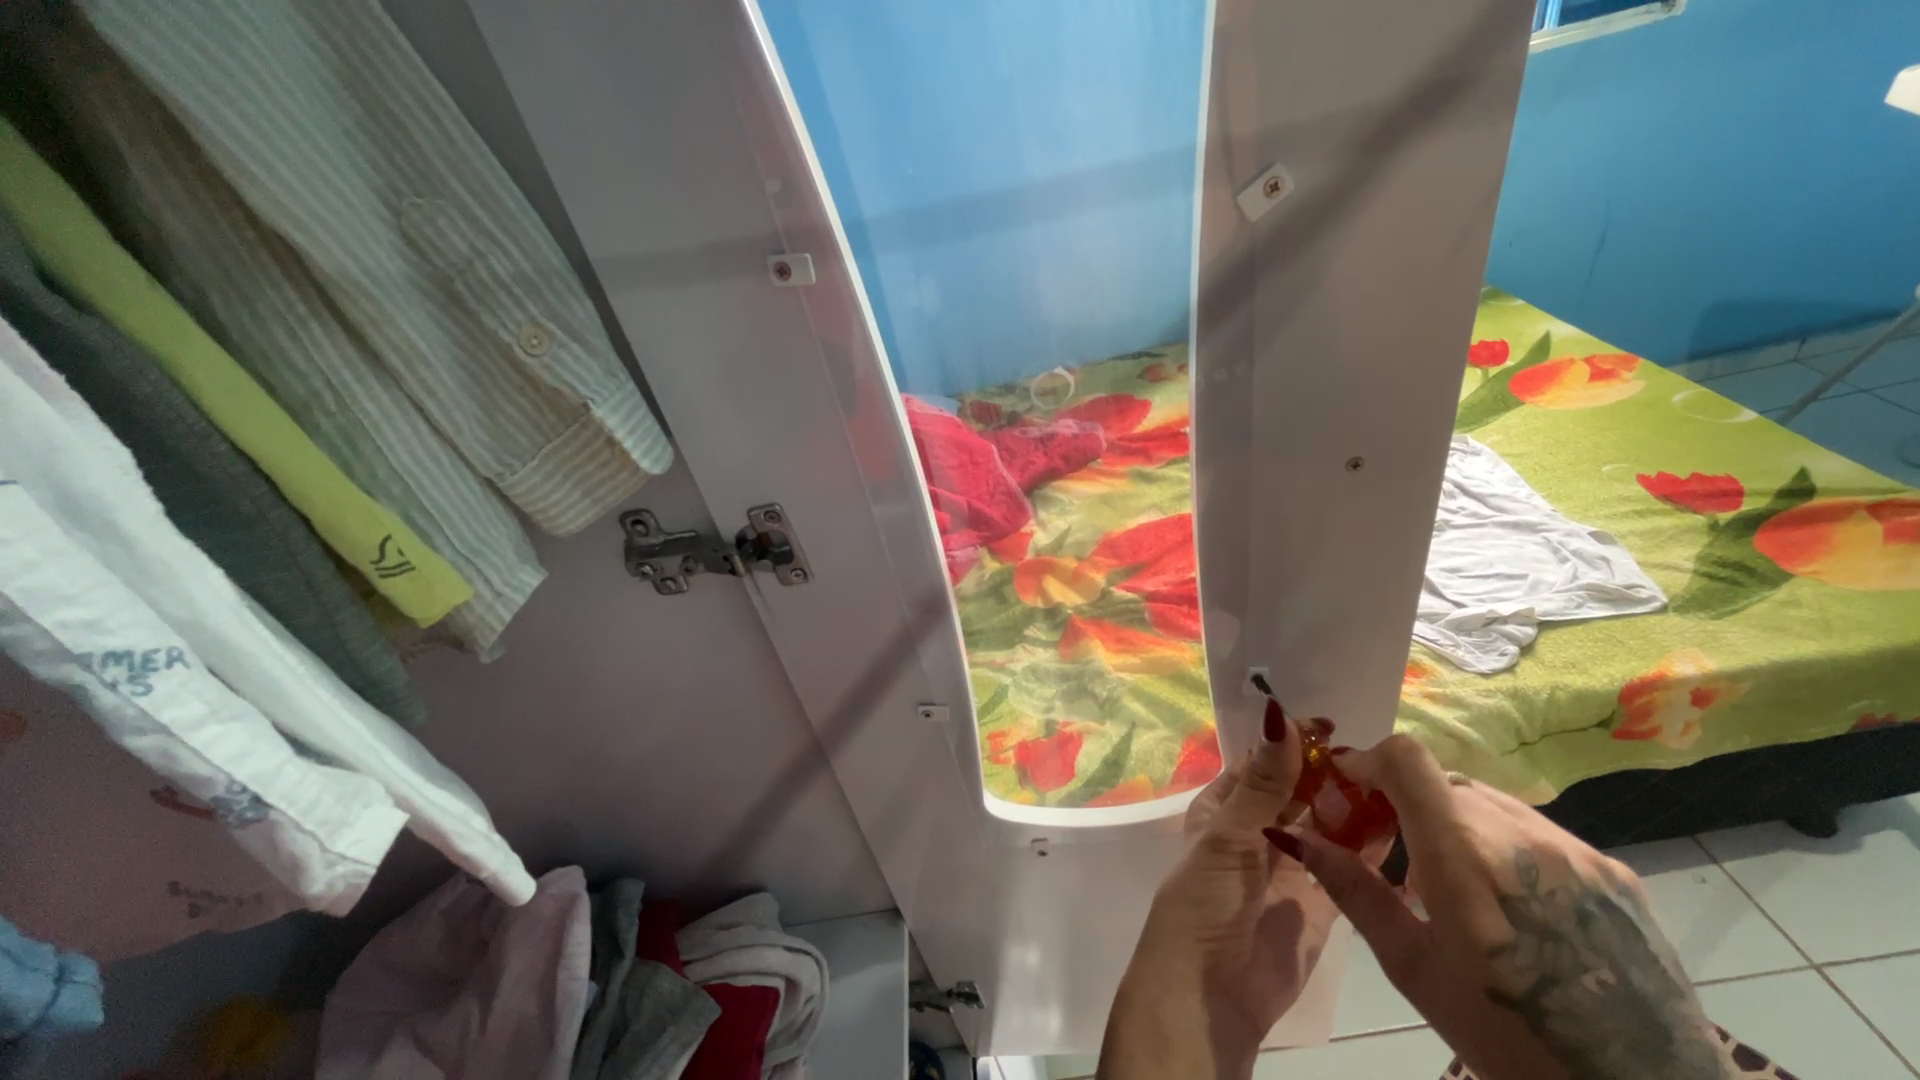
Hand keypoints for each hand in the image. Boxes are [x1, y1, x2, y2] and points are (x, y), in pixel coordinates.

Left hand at [1098, 709, 1392, 1079]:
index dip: (1292, 743)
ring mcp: (1292, 867)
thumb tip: (1279, 716)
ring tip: (1395, 780)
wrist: (1212, 994)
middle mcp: (1258, 832)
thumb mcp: (1230, 837)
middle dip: (1329, 773)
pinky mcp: (1322, 902)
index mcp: (1224, 810)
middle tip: (1375, 754)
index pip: (1262, 765)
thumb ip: (1264, 784)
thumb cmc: (1206, 903)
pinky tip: (1402, 822)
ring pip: (1327, 825)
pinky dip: (1371, 845)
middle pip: (1299, 792)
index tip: (1332, 724)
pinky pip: (1349, 864)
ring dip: (1354, 804)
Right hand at [1300, 736, 1734, 1079]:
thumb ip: (1354, 891)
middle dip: (1403, 800)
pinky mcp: (1615, 870)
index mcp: (1464, 858)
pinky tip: (1506, 906)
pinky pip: (1536, 831)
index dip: (1369, 760)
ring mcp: (1576, 850)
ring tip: (1446, 884)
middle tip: (1386, 848)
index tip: (1349, 790)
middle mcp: (1522, 835)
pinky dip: (1500, 844)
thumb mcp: (1415, 970)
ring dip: (1452, 821)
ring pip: (1488, 801)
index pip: (1406, 758)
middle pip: (1442, 781)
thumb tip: (1296, 835)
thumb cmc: (1509, 1041)